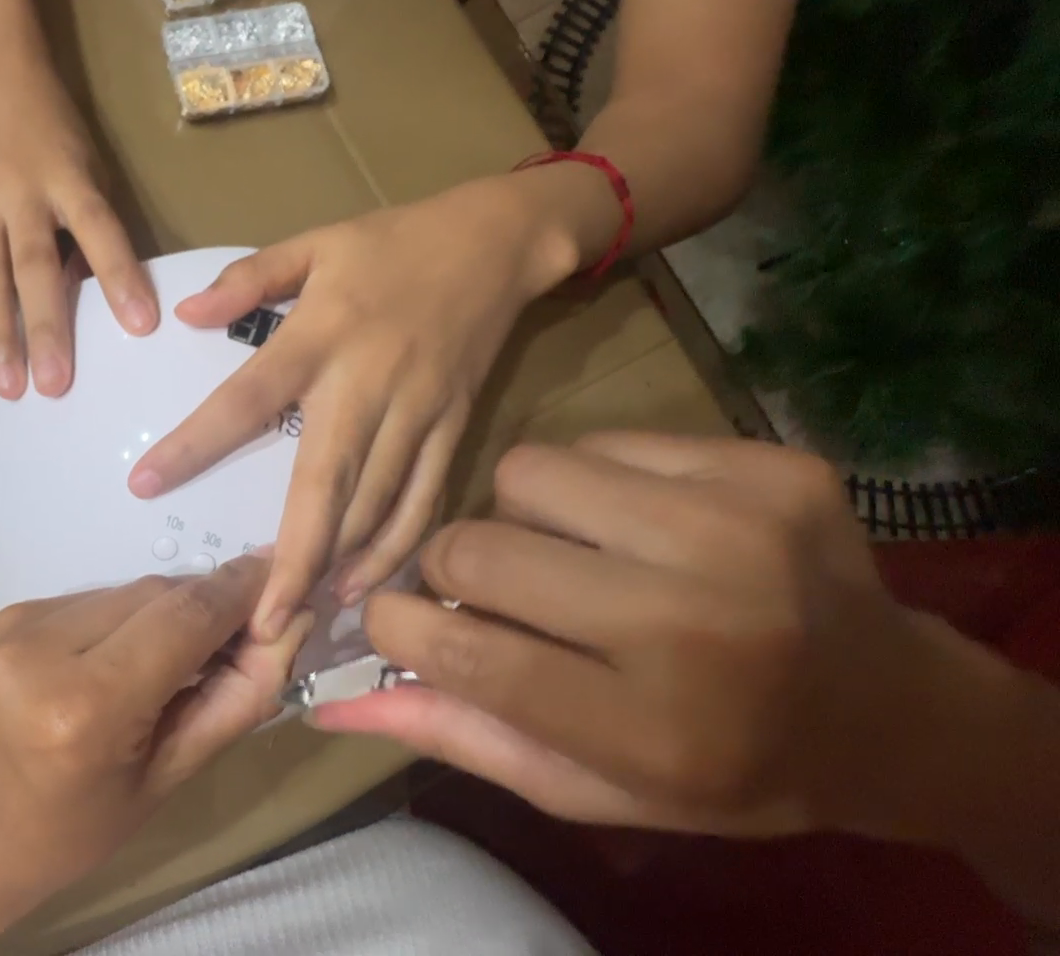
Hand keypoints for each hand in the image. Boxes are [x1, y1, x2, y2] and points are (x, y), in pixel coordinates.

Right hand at [0, 46, 155, 398]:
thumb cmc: (52, 123)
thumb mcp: (87, 162)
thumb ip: (88, 224)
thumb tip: (86, 294)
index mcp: (68, 178)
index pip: (98, 230)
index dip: (119, 277)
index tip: (140, 326)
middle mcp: (19, 196)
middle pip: (32, 268)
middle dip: (44, 328)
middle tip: (55, 386)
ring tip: (7, 388)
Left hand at [0, 556, 312, 932]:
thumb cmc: (75, 829)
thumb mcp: (168, 778)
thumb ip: (235, 699)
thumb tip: (286, 625)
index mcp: (83, 705)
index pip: (184, 618)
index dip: (240, 590)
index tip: (283, 574)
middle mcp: (40, 647)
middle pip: (156, 593)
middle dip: (208, 605)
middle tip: (244, 634)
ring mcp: (18, 623)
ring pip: (128, 590)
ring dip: (168, 611)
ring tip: (182, 659)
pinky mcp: (11, 612)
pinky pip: (97, 597)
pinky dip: (129, 616)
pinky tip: (132, 654)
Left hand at [128, 172, 582, 639]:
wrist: (495, 243)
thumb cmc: (390, 244)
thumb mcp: (313, 243)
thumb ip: (248, 278)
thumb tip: (184, 314)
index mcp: (320, 337)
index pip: (245, 399)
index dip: (196, 444)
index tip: (146, 484)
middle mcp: (367, 387)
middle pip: (324, 484)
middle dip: (290, 559)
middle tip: (257, 623)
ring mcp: (417, 415)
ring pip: (375, 506)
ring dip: (337, 566)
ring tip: (299, 617)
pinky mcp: (454, 430)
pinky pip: (424, 500)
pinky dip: (395, 549)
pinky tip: (362, 586)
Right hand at [314, 433, 984, 838]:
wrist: (896, 713)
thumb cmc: (715, 766)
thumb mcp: (582, 784)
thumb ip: (454, 735)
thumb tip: (331, 703)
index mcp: (650, 726)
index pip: (462, 652)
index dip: (398, 627)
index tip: (395, 621)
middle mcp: (697, 623)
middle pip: (475, 551)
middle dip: (452, 570)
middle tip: (493, 592)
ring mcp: (739, 530)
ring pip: (523, 473)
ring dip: (517, 517)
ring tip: (567, 554)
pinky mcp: (764, 468)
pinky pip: (597, 442)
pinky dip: (588, 484)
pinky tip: (635, 526)